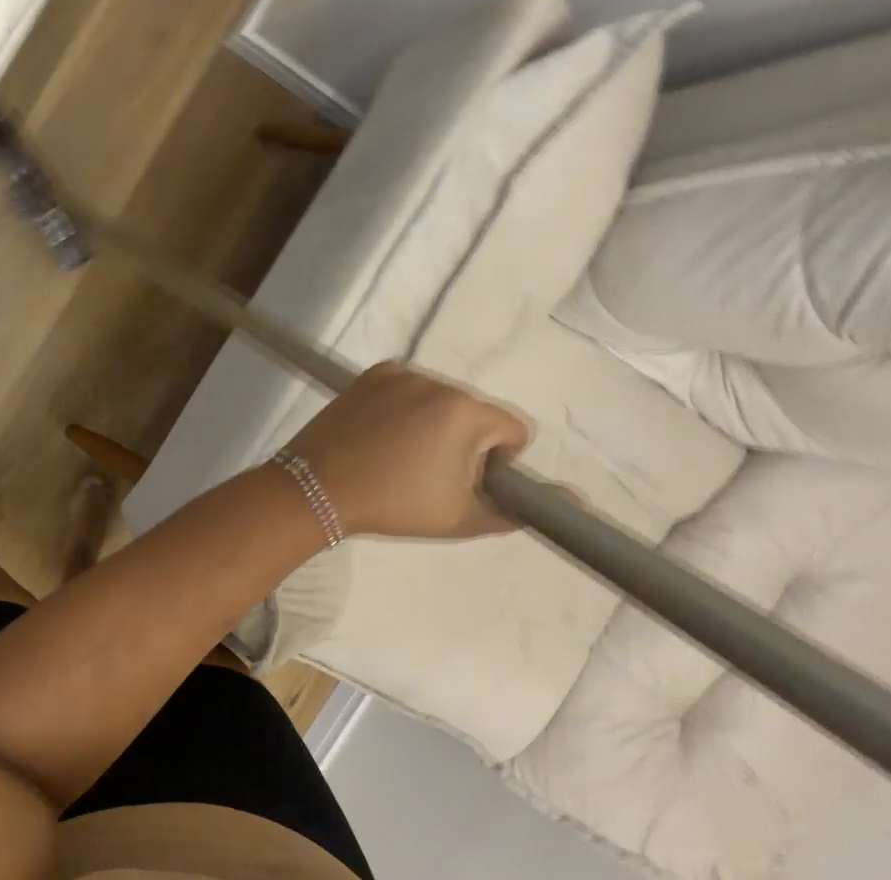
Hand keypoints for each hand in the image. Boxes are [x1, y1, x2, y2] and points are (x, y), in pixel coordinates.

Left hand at [282, 362, 531, 540]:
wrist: (316, 488)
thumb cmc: (393, 503)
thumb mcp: (463, 517)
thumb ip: (520, 508)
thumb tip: (574, 499)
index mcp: (466, 411)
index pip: (515, 430)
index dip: (499, 462)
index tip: (461, 482)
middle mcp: (435, 381)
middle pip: (475, 412)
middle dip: (465, 440)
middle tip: (424, 472)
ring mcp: (397, 374)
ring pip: (440, 400)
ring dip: (434, 422)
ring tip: (399, 455)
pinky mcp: (367, 375)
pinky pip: (406, 389)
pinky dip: (403, 407)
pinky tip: (381, 434)